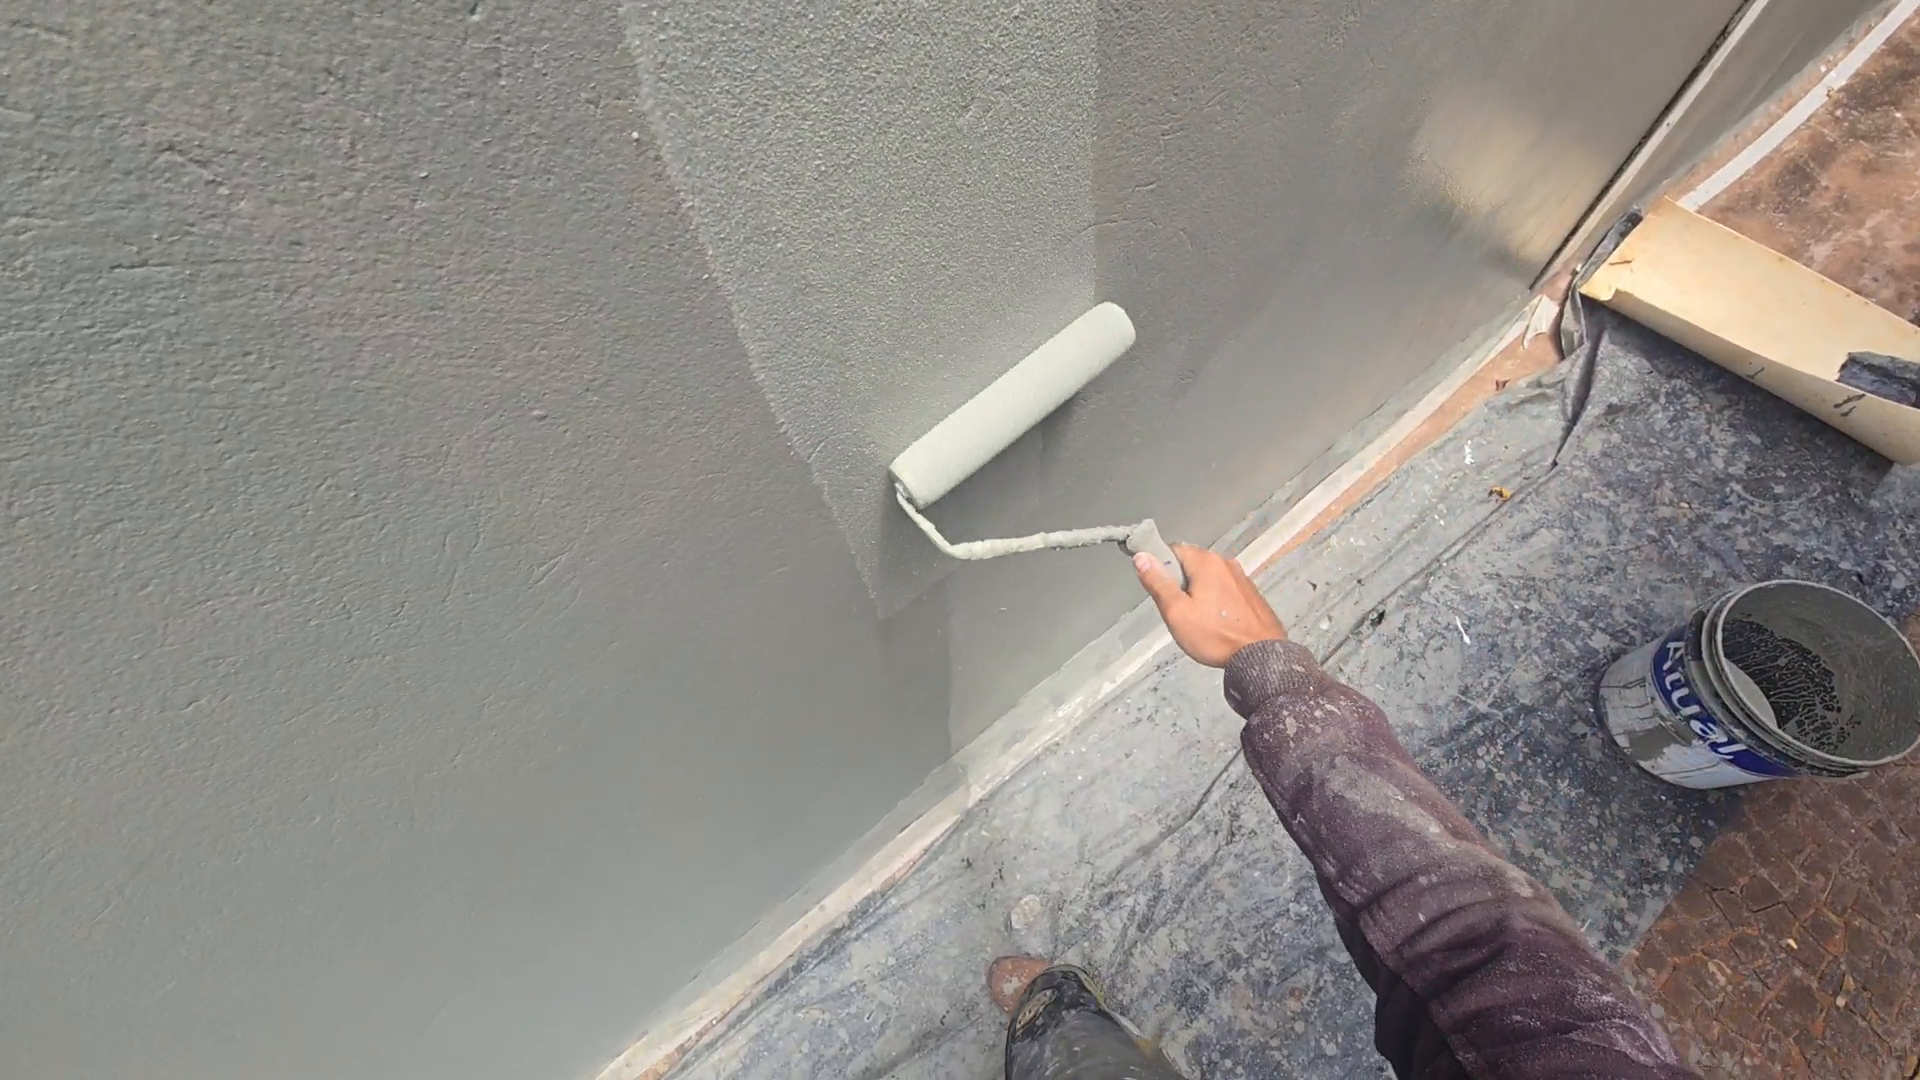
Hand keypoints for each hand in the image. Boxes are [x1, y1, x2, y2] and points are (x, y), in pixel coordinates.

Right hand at [1134, 545, 1286, 667]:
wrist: (1262, 657)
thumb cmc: (1215, 635)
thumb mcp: (1176, 612)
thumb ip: (1157, 582)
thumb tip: (1140, 556)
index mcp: (1206, 562)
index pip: (1172, 550)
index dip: (1161, 569)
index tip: (1162, 593)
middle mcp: (1226, 562)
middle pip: (1191, 564)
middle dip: (1180, 583)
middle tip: (1179, 611)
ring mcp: (1242, 578)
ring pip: (1209, 578)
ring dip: (1199, 592)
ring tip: (1198, 620)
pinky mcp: (1252, 594)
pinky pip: (1225, 589)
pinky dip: (1216, 600)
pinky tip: (1217, 622)